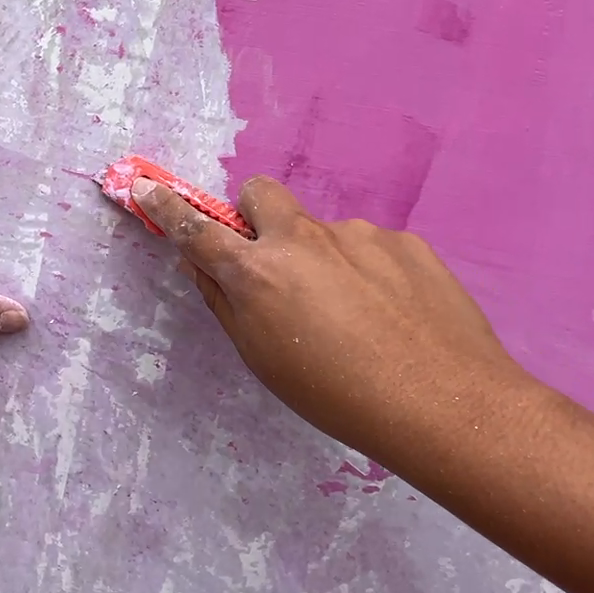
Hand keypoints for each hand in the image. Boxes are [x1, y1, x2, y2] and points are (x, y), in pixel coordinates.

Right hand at [133, 175, 538, 455]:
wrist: (446, 406)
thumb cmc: (335, 394)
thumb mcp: (261, 357)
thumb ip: (225, 303)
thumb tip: (204, 265)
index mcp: (256, 272)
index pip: (195, 229)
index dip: (167, 208)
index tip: (146, 186)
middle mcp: (300, 239)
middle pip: (259, 193)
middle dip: (256, 215)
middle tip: (275, 260)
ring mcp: (357, 234)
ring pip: (322, 230)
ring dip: (322, 257)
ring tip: (357, 314)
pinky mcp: (406, 242)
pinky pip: (370, 247)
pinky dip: (369, 271)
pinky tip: (393, 313)